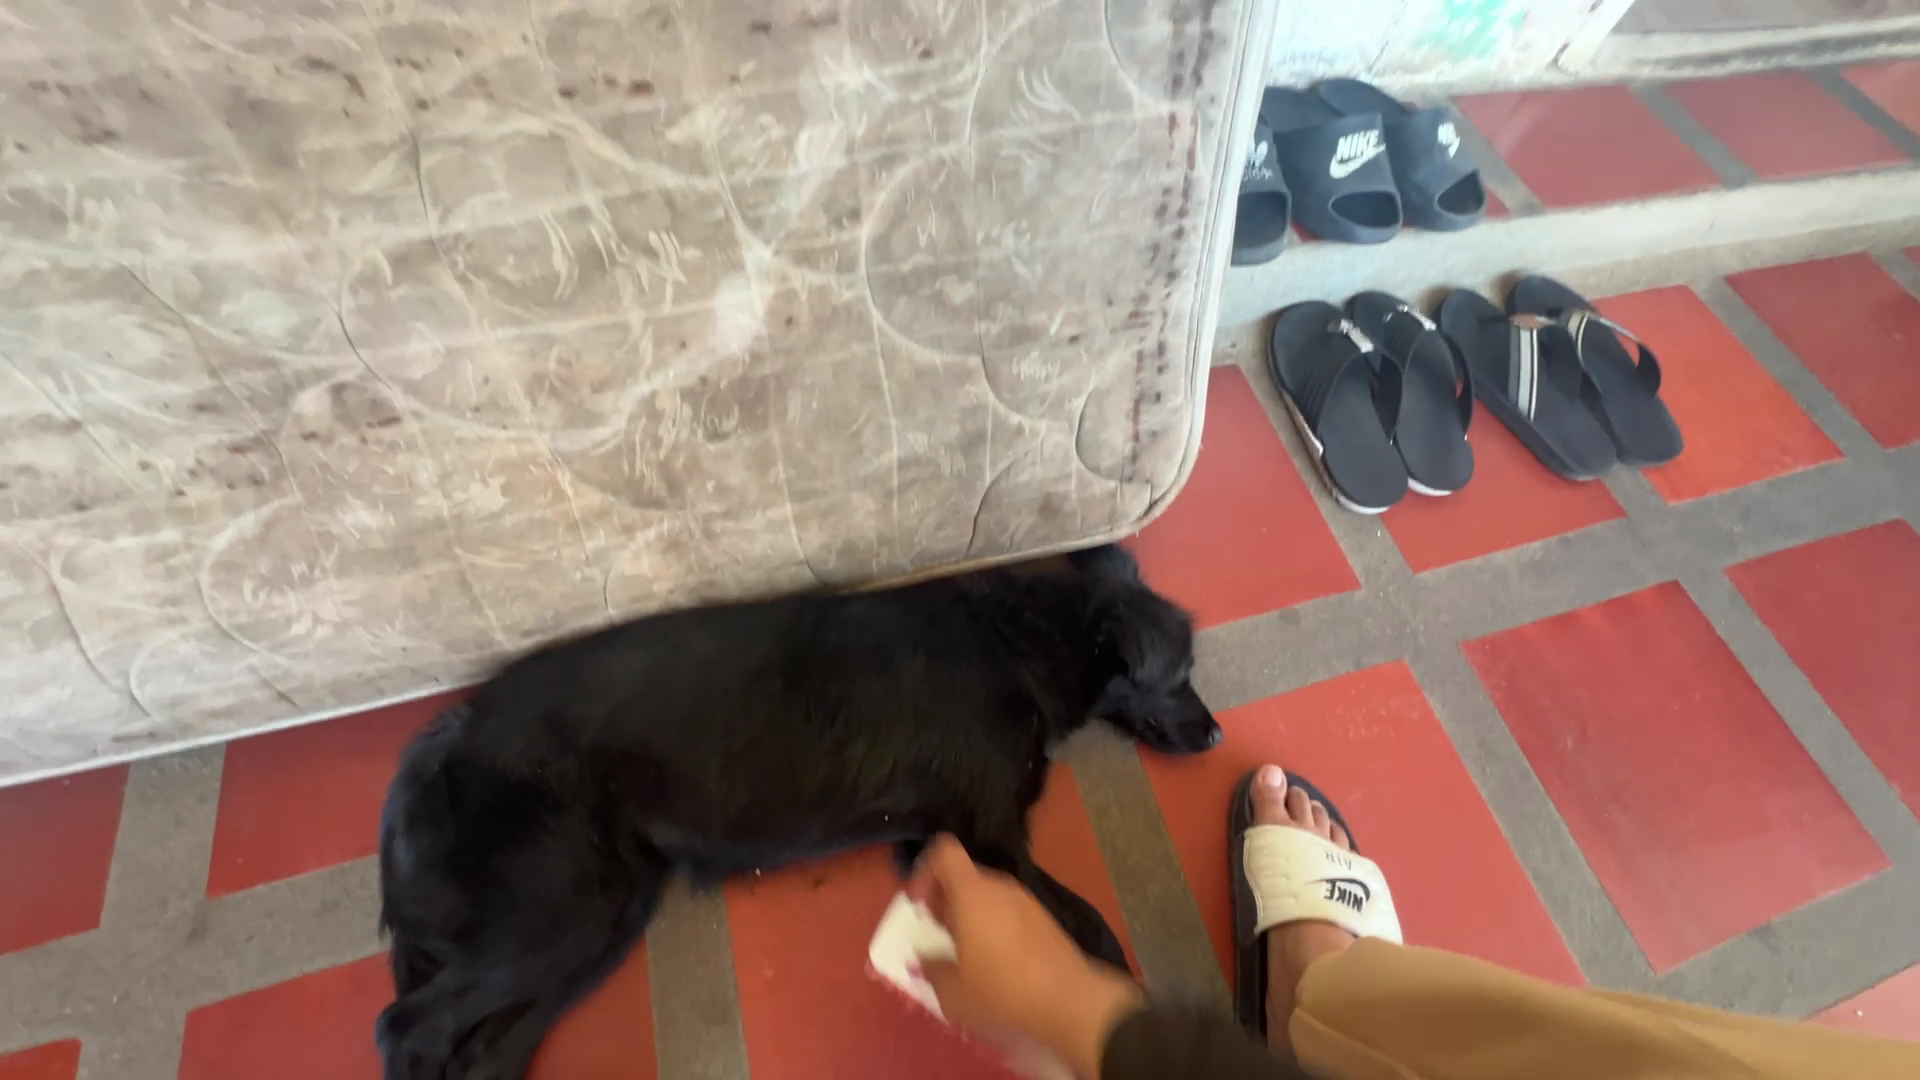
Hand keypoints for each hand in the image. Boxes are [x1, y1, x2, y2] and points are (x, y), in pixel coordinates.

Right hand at [907, 835, 1144, 1078]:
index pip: (943, 852)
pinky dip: (994, 926)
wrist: (1068, 1001)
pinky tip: (997, 965)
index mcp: (971, 891)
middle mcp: (998, 885)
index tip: (920, 907)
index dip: (924, 872)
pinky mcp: (1043, 918)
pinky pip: (1007, 911)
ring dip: (970, 917)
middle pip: (964, 876)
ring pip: (986, 895)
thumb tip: (925, 958)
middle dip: (945, 902)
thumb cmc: (1001, 991)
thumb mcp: (953, 993)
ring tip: (967, 957)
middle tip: (940, 937)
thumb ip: (932, 969)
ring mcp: (1025, 899)